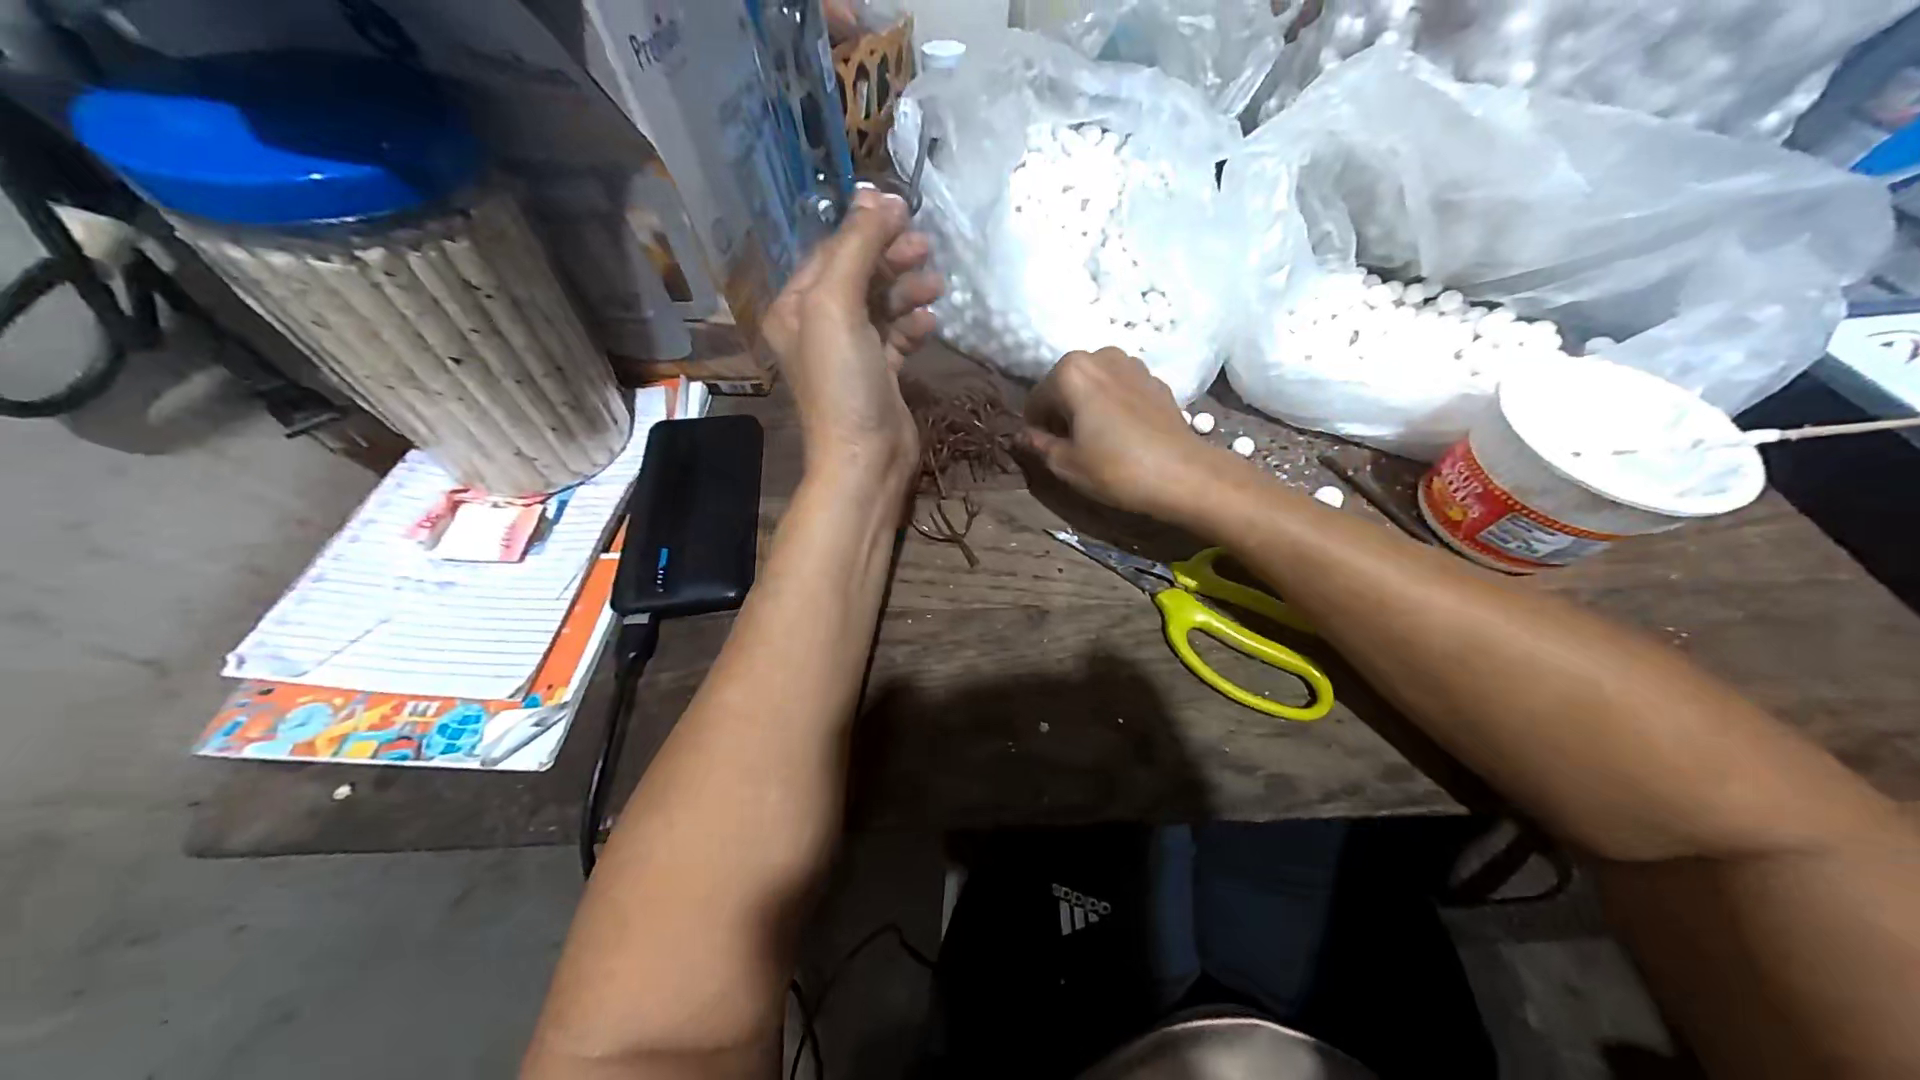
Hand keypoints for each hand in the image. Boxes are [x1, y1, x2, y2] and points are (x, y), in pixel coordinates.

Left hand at [763, 189, 942, 492]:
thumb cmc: (843, 383)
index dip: (867, 229)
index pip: (832, 252)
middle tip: (925, 248)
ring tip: (936, 286)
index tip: (905, 211)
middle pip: (859, 274)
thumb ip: (857, 248)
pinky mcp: (879, 374)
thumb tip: (880, 197)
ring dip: (908, 289)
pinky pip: (897, 335)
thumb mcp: (838, 307)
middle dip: (892, 258)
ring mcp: (850, 352)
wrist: (865, 460)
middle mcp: (818, 326)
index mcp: (796, 307)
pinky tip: (931, 323)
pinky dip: (914, 324)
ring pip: (882, 303)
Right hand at [1021, 348, 1235, 520]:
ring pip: (1094, 385)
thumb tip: (1020, 436)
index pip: (1036, 400)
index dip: (1035, 428)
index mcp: (1071, 371)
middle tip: (1071, 447)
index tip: (1045, 451)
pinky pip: (1120, 390)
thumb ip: (1036, 444)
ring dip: (1088, 407)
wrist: (1183, 474)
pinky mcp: (1155, 380)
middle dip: (1062, 412)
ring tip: (1097, 440)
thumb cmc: (1116, 469)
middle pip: (1065, 386)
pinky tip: (1123, 435)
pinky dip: (1113, 406)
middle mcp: (1100, 356)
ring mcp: (1132, 364)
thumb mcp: (1065, 463)